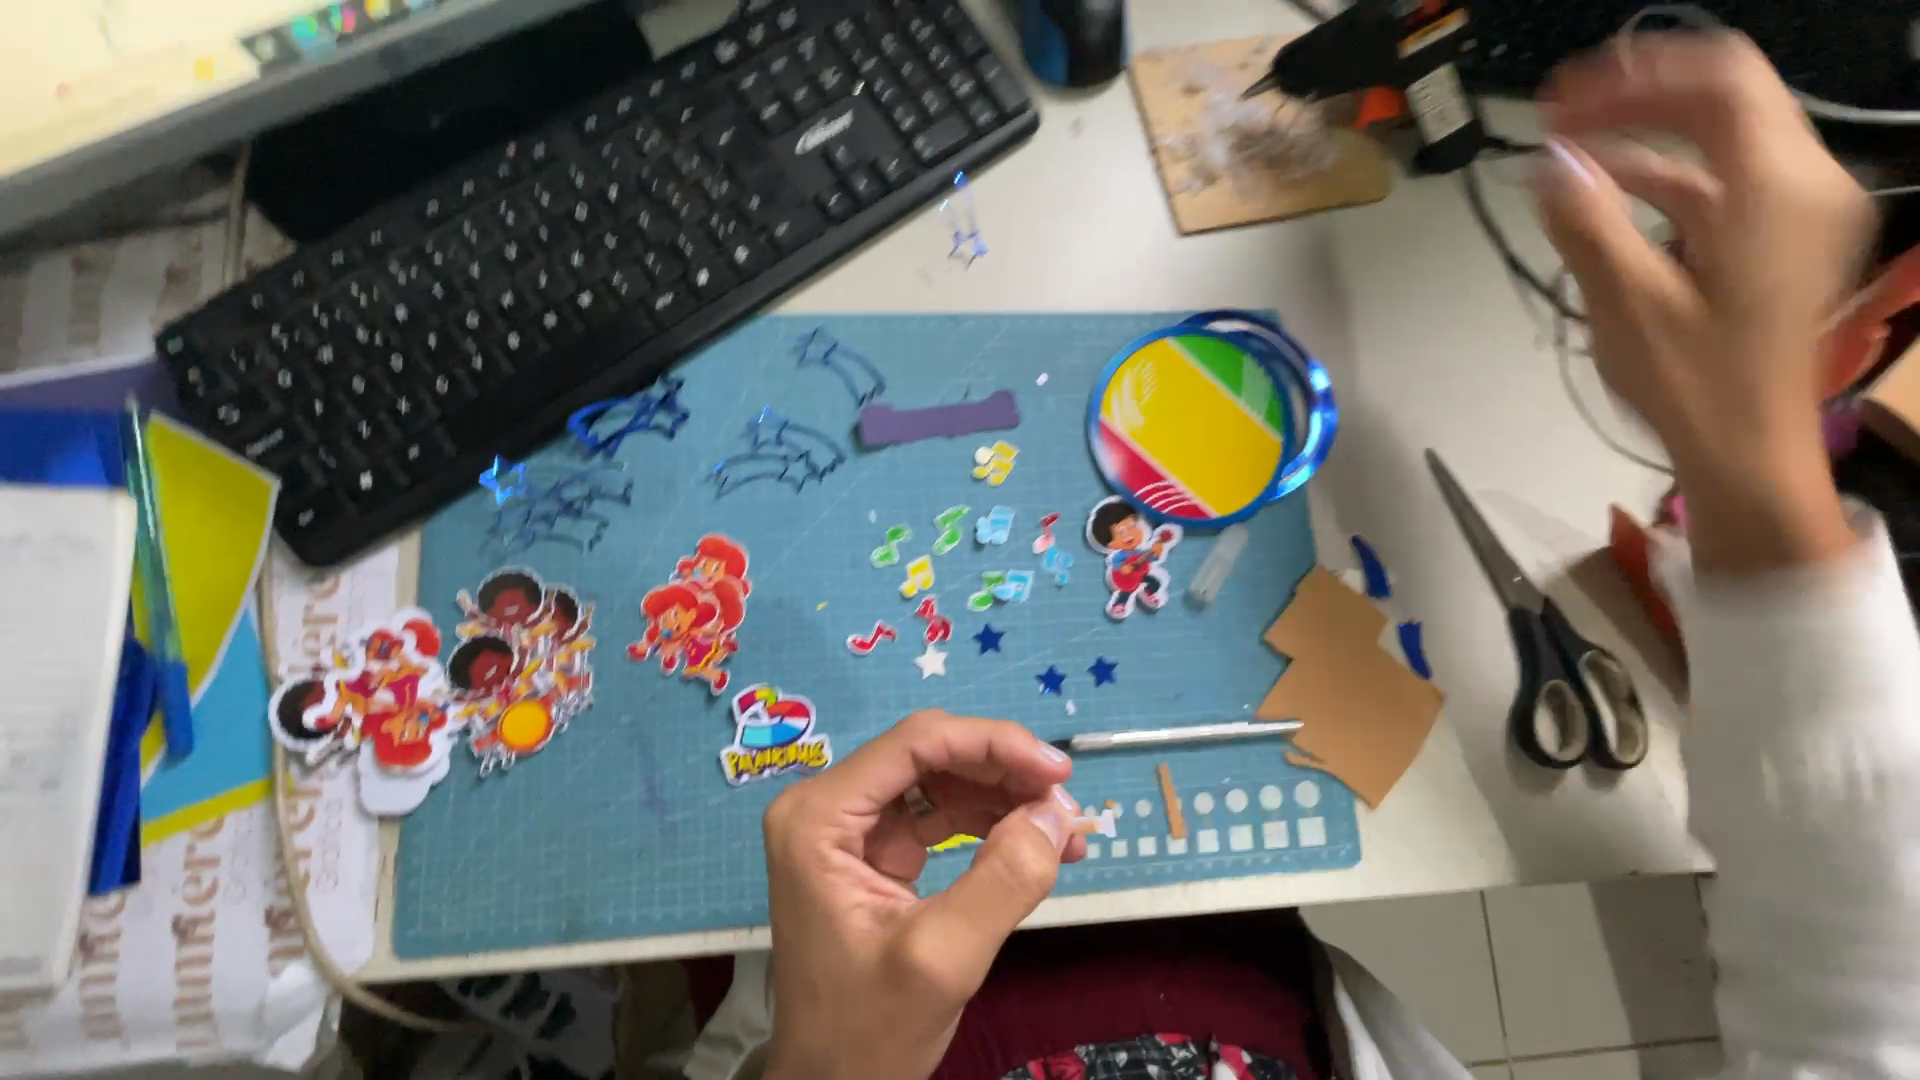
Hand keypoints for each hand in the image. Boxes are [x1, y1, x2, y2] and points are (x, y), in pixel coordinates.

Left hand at [762, 711, 1085, 1079]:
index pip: (915, 743)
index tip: (1057, 769)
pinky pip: (941, 812)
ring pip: (941, 777)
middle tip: (1065, 804)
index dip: (992, 742)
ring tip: (1062, 828)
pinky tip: (1035, 842)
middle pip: (930, 753)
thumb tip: (1056, 812)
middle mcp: (829, 805)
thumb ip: (1003, 880)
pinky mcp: (877, 848)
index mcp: (820, 816)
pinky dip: (990, 821)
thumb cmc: (868, 1032)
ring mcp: (852, 825)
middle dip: (1003, 770)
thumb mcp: (942, 960)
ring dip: (1004, 795)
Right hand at [1535, 31, 1868, 570]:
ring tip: (1569, 146)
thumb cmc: (1691, 383)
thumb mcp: (1628, 306)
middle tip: (1555, 114)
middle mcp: (1801, 185)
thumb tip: (1548, 167)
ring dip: (1642, 136)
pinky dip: (1659, 175)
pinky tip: (1605, 191)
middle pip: (1723, 103)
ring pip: (1719, 142)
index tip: (1560, 97)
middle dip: (1635, 99)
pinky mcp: (1776, 239)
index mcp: (1774, 193)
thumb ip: (1588, 226)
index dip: (1637, 76)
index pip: (1718, 87)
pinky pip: (1718, 183)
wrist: (1747, 445)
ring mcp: (1794, 212)